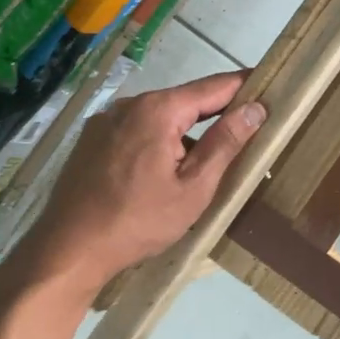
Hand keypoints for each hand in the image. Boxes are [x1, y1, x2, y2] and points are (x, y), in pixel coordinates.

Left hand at [4, 72, 266, 298]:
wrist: (66, 253)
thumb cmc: (138, 222)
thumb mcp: (194, 188)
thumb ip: (226, 143)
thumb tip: (256, 108)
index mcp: (158, 110)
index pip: (215, 86)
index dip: (246, 86)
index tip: (273, 86)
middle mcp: (130, 104)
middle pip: (187, 100)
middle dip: (218, 112)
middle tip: (250, 127)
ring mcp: (106, 121)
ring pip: (161, 116)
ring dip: (187, 130)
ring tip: (210, 157)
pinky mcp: (91, 140)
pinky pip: (138, 129)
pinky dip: (160, 140)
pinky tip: (167, 169)